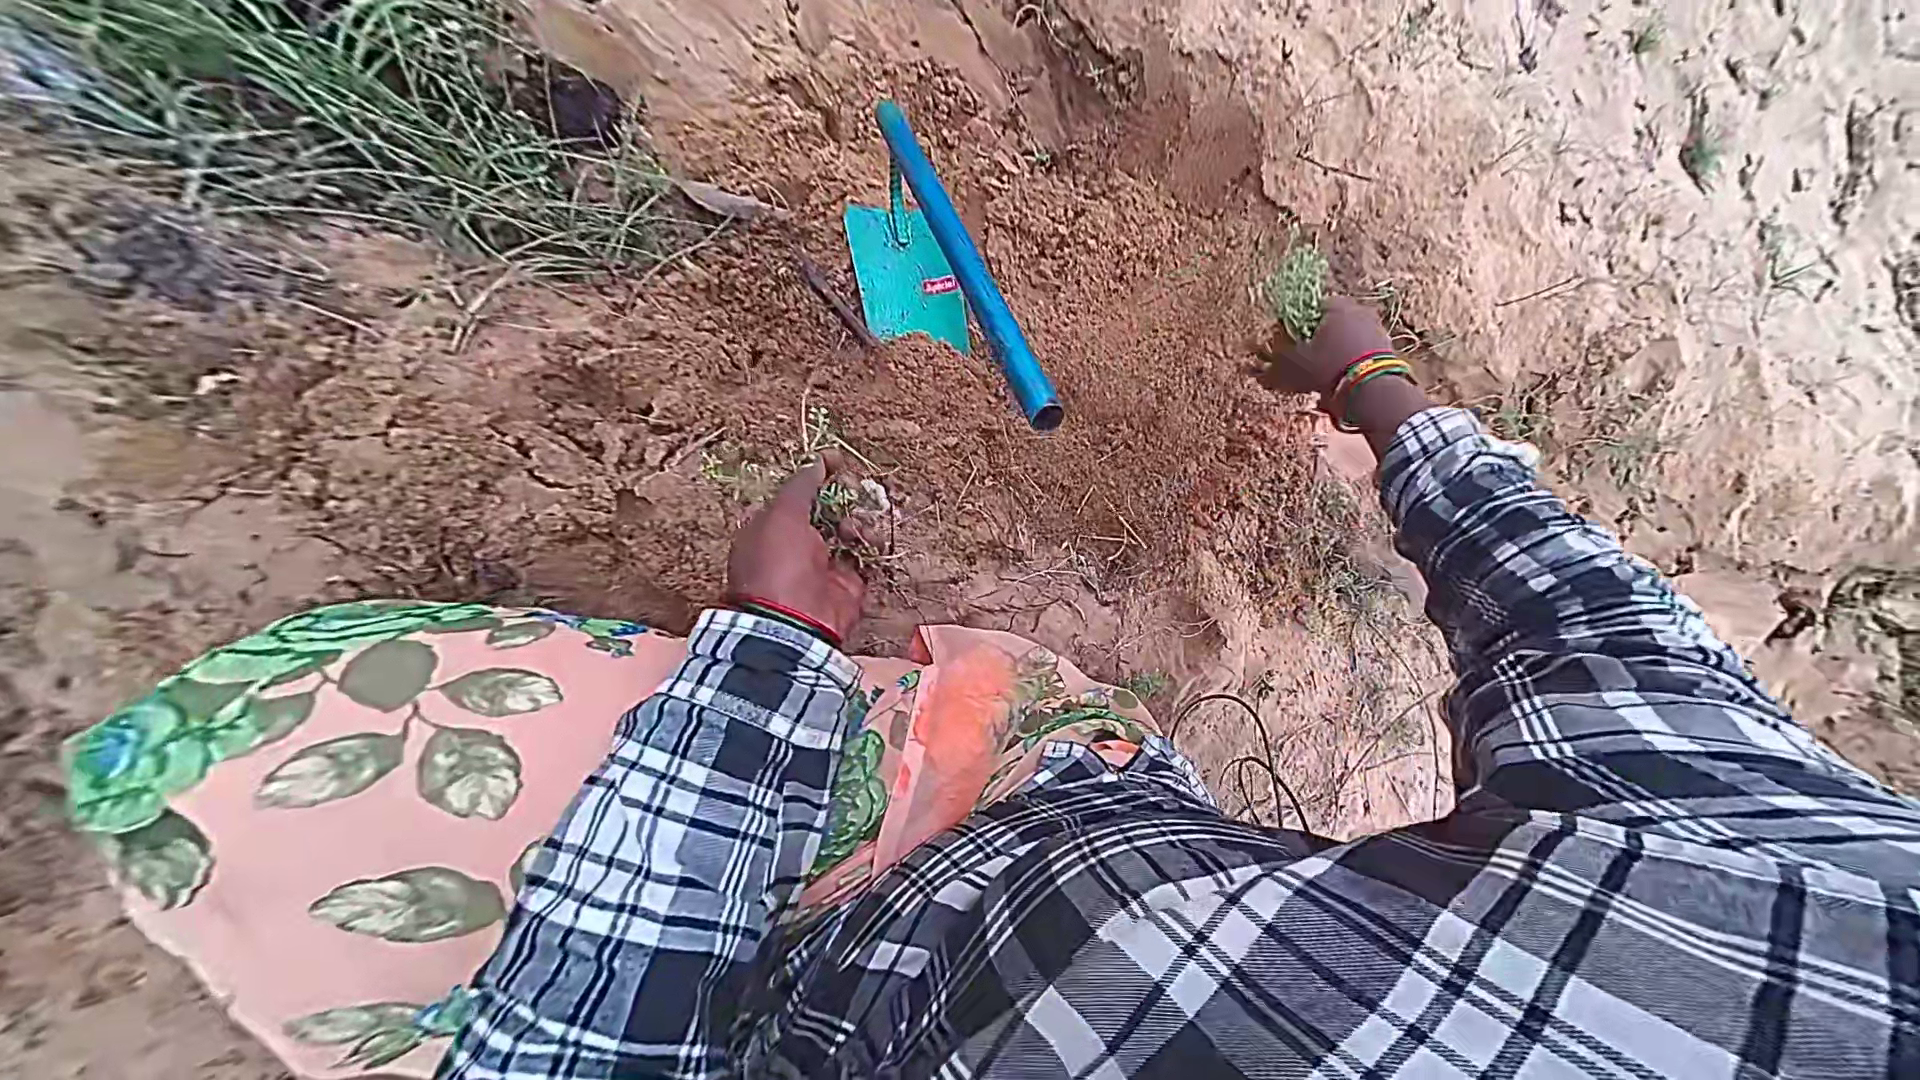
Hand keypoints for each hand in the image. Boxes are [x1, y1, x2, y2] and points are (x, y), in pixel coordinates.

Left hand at [725, 458, 864, 643]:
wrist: (796, 621)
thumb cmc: (778, 564)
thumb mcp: (782, 515)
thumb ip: (802, 486)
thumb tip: (817, 462)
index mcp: (772, 527)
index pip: (798, 494)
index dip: (817, 477)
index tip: (836, 462)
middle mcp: (797, 544)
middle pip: (827, 510)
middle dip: (843, 498)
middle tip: (855, 489)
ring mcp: (823, 564)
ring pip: (848, 530)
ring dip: (857, 521)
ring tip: (856, 526)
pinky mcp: (848, 582)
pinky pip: (864, 555)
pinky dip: (870, 544)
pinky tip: (869, 540)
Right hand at [1256, 296, 1393, 405]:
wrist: (1370, 388)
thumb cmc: (1324, 368)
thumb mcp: (1290, 365)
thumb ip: (1269, 363)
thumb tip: (1250, 367)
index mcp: (1335, 306)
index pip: (1307, 308)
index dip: (1292, 324)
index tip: (1283, 342)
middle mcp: (1358, 310)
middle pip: (1328, 321)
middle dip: (1313, 338)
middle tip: (1299, 357)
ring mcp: (1376, 328)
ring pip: (1344, 336)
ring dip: (1330, 350)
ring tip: (1316, 372)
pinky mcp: (1386, 348)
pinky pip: (1357, 351)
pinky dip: (1345, 361)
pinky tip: (1335, 377)